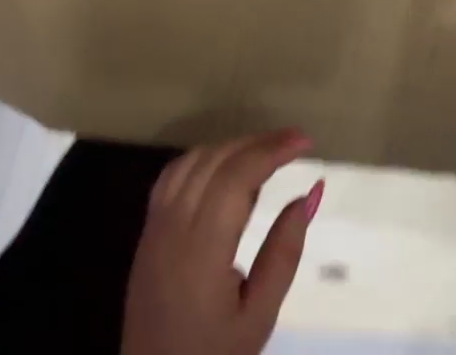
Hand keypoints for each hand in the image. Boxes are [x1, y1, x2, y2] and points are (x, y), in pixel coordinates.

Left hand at [120, 130, 324, 354]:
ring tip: (266, 150)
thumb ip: (283, 253)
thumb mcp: (260, 315)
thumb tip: (308, 194)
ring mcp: (154, 227)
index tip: (305, 141)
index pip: (236, 177)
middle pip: (214, 161)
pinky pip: (171, 176)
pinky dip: (202, 158)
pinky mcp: (146, 232)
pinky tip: (224, 164)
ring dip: (229, 146)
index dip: (271, 150)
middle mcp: (173, 227)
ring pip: (190, 162)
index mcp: (202, 249)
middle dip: (256, 142)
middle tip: (294, 140)